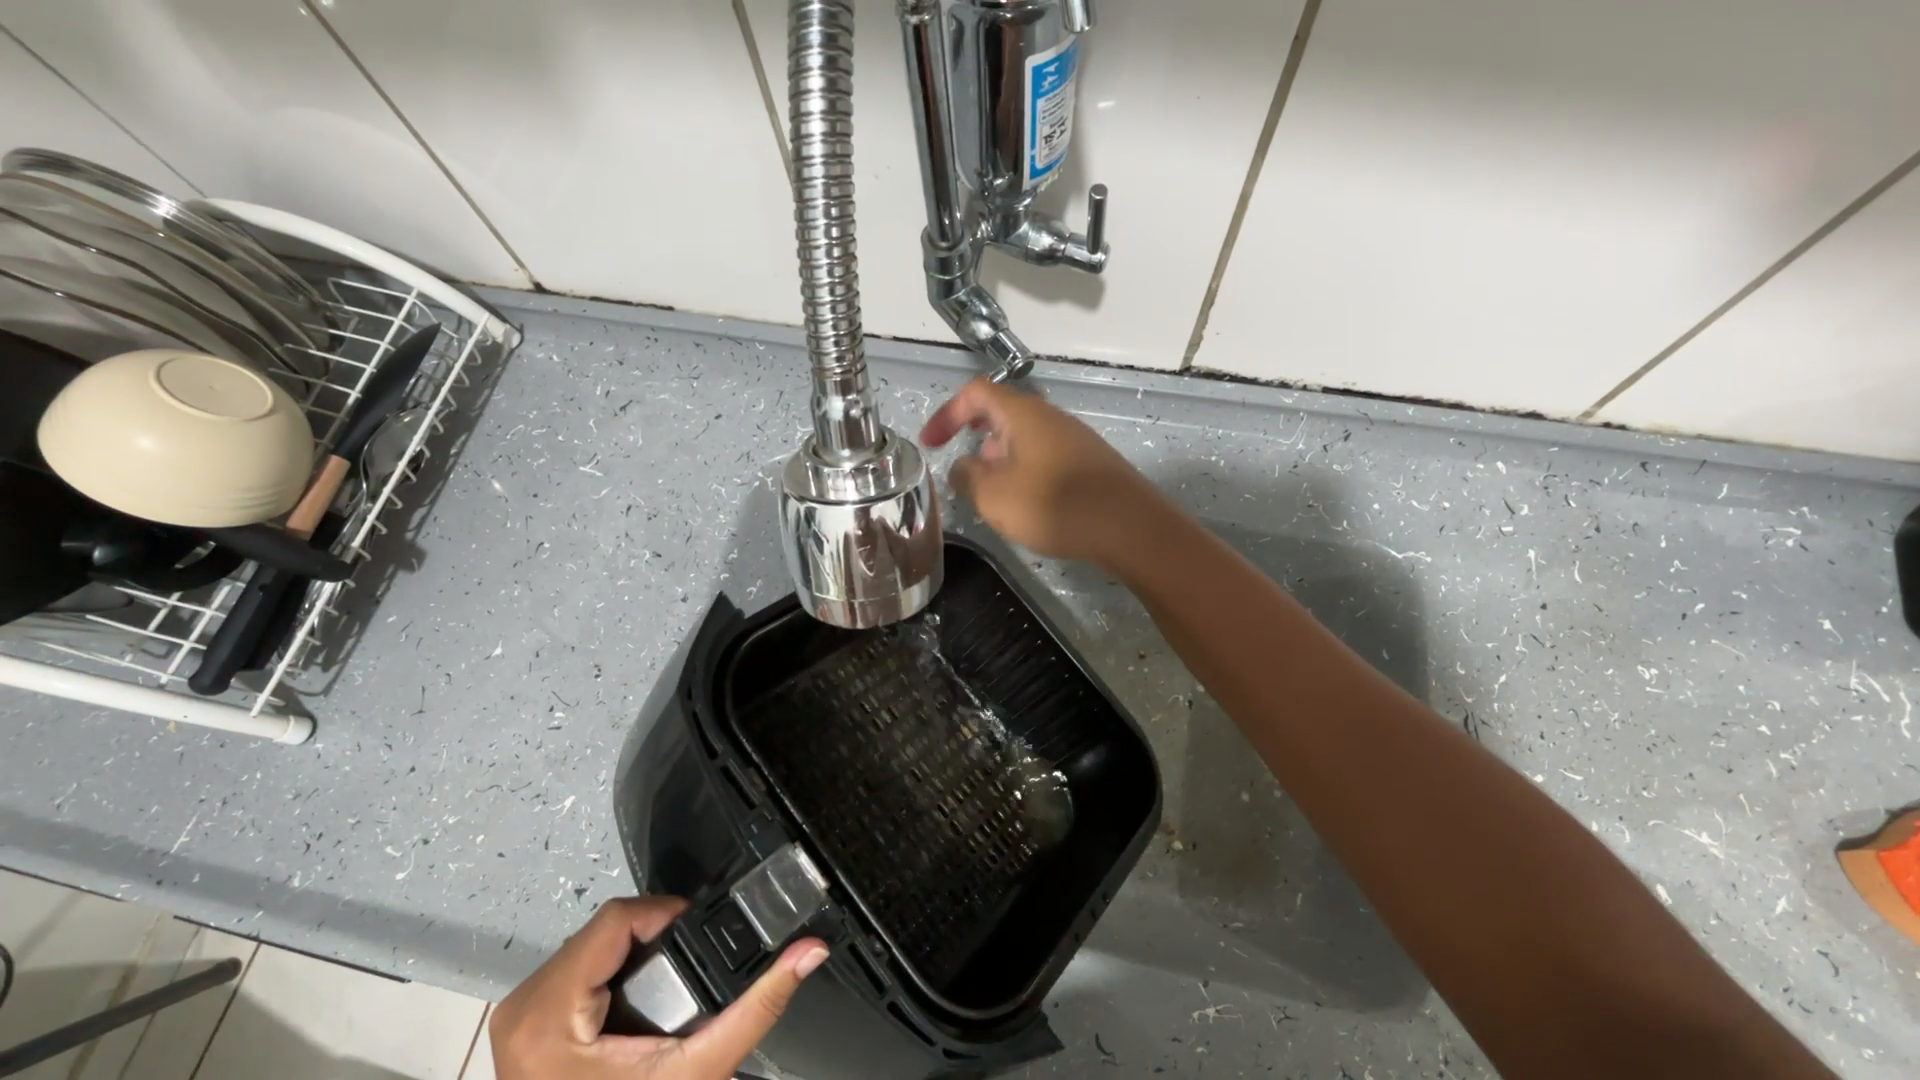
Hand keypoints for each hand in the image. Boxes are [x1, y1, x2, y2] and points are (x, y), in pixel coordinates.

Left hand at [490, 896, 828, 1079]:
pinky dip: (609, 973)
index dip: (666, 913)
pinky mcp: (519, 1024)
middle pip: (601, 930)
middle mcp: (522, 1005)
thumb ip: (755, 1009)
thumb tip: (810, 951)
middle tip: (690, 965)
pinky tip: (635, 1001)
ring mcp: (515, 1015)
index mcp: (549, 1011)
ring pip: (587, 945)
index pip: (615, 918)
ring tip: (668, 983)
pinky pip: (573, 970)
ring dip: (632, 953)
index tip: (701, 932)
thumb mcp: (698, 1073)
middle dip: (652, 938)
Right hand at [921, 378, 1164, 570]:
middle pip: (1003, 414)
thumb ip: (967, 477)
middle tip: (966, 472)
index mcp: (1023, 414)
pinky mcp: (1091, 463)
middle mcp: (1051, 417)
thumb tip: (963, 466)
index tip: (931, 444)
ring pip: (1025, 438)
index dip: (947, 414)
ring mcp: (1075, 439)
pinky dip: (1026, 472)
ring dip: (1002, 460)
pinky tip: (1031, 506)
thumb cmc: (1055, 505)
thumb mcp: (994, 496)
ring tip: (996, 497)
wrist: (1130, 527)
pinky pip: (1046, 457)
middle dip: (976, 439)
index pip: (976, 394)